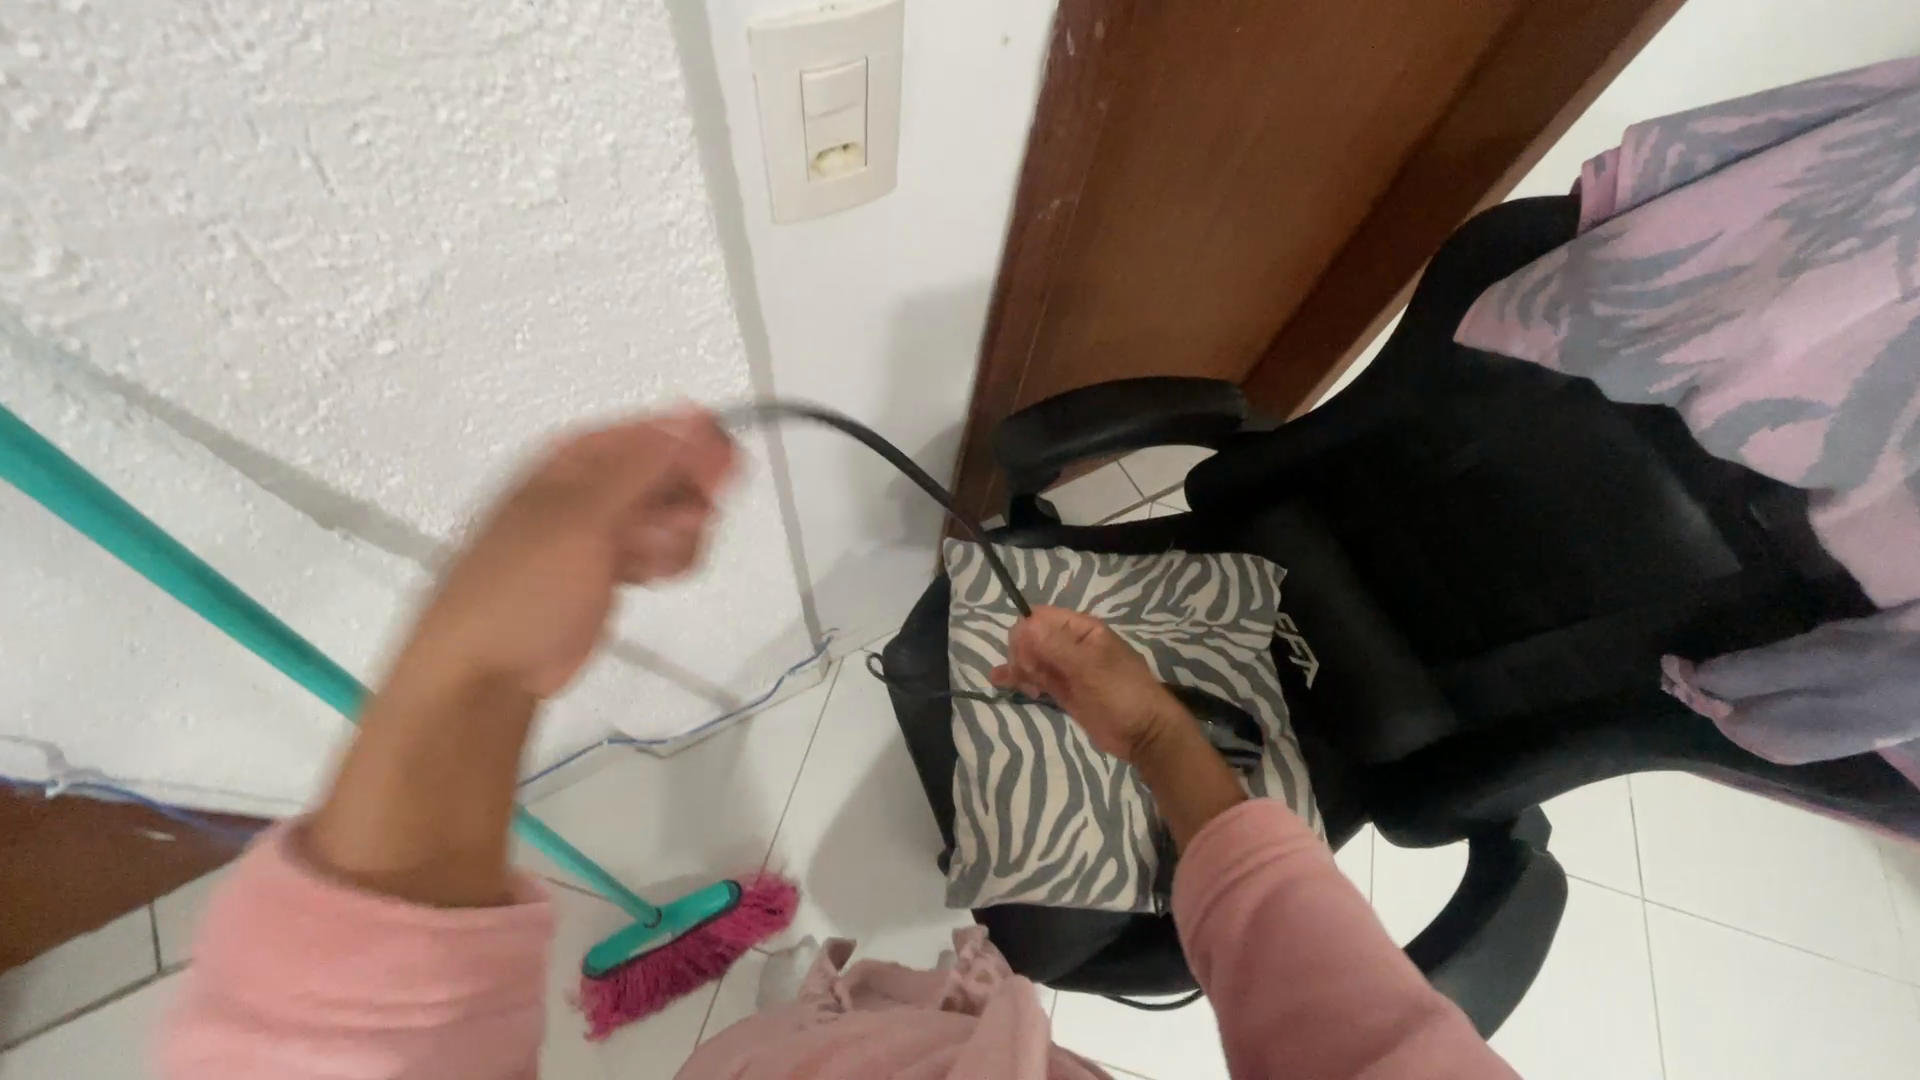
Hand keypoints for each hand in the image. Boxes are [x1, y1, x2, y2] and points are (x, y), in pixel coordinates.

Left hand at [397, 407, 736, 698]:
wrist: (492, 671)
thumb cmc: (520, 590)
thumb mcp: (581, 520)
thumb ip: (642, 467)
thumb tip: (692, 416)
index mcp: (576, 459)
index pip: (656, 429)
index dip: (697, 446)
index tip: (724, 474)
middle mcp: (596, 485)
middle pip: (676, 471)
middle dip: (687, 503)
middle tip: (671, 532)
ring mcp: (609, 525)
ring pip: (679, 513)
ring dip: (678, 540)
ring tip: (645, 564)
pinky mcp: (619, 563)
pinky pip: (669, 547)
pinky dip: (670, 562)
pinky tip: (648, 578)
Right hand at [989, 606, 1183, 763]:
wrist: (1143, 734)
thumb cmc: (1122, 693)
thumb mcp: (1090, 667)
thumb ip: (1056, 647)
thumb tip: (1023, 626)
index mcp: (1083, 630)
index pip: (1042, 618)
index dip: (1027, 633)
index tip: (1026, 657)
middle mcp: (1072, 644)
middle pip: (1032, 638)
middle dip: (1022, 653)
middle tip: (1030, 675)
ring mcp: (1066, 669)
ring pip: (1032, 659)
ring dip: (1018, 666)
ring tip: (1019, 685)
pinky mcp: (1063, 690)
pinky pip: (1036, 678)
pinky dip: (1020, 679)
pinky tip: (1001, 681)